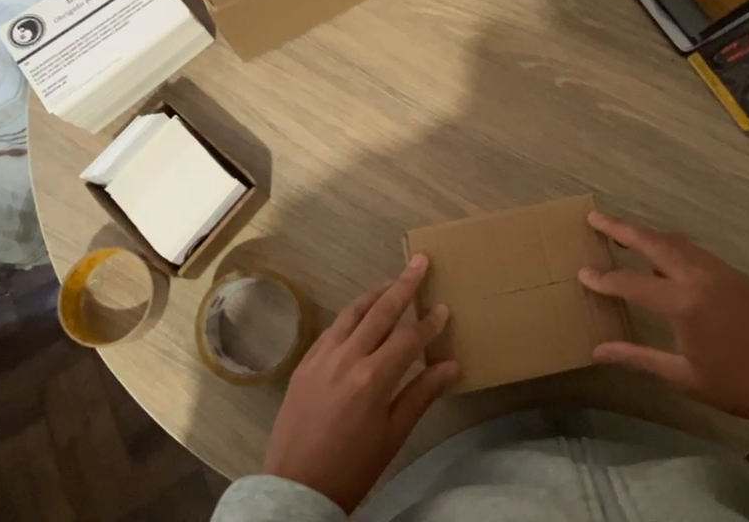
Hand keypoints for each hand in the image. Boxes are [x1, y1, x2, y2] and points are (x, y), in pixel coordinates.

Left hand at [263, 255, 459, 510]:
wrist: (296, 486)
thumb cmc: (353, 467)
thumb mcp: (393, 435)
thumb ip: (421, 394)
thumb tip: (451, 365)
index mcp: (373, 378)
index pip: (408, 338)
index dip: (428, 322)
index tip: (443, 308)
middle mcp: (347, 357)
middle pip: (380, 311)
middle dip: (403, 285)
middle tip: (419, 262)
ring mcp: (322, 356)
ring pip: (352, 312)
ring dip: (375, 294)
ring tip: (392, 282)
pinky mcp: (305, 362)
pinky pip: (332, 328)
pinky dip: (351, 315)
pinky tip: (360, 313)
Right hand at [579, 211, 748, 443]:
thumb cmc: (737, 385)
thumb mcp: (682, 377)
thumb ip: (637, 357)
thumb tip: (597, 351)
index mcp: (682, 303)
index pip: (630, 282)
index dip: (603, 279)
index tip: (582, 272)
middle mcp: (698, 276)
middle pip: (652, 242)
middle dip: (621, 228)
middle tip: (595, 217)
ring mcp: (719, 271)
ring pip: (675, 241)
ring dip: (647, 234)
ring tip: (623, 231)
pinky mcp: (734, 274)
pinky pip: (693, 249)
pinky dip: (671, 244)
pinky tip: (664, 255)